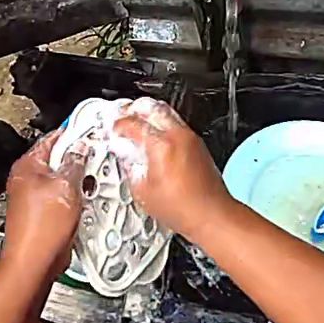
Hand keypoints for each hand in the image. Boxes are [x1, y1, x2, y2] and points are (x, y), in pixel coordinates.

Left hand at [1, 129, 85, 280]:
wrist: (34, 261)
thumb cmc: (40, 227)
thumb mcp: (66, 186)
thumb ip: (75, 163)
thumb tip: (80, 149)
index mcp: (27, 166)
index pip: (51, 139)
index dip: (72, 133)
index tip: (88, 132)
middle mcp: (27, 179)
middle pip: (57, 160)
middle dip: (77, 160)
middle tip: (94, 160)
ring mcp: (34, 197)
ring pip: (62, 180)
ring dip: (78, 181)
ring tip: (90, 183)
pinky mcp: (44, 213)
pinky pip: (62, 197)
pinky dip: (75, 197)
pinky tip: (84, 201)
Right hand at [108, 98, 244, 240]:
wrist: (211, 215)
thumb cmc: (183, 208)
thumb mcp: (142, 191)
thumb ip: (129, 166)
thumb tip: (123, 153)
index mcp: (161, 146)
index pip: (133, 123)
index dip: (117, 125)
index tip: (112, 130)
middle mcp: (177, 136)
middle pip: (151, 107)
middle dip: (132, 110)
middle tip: (122, 118)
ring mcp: (190, 137)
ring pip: (166, 111)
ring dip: (148, 113)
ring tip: (137, 124)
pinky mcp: (197, 143)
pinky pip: (176, 122)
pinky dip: (162, 123)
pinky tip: (154, 137)